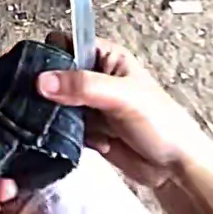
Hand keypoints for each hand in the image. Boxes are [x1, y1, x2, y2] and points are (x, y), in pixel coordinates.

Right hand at [38, 37, 212, 187]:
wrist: (174, 169)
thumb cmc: (163, 124)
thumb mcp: (123, 97)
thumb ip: (83, 86)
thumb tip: (44, 80)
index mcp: (105, 57)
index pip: (65, 44)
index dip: (50, 55)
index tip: (38, 73)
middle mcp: (94, 77)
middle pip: (55, 75)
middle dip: (48, 90)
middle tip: (45, 103)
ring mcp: (89, 104)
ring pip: (55, 103)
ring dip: (55, 115)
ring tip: (66, 124)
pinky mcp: (86, 128)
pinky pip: (61, 126)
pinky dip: (64, 134)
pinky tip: (80, 140)